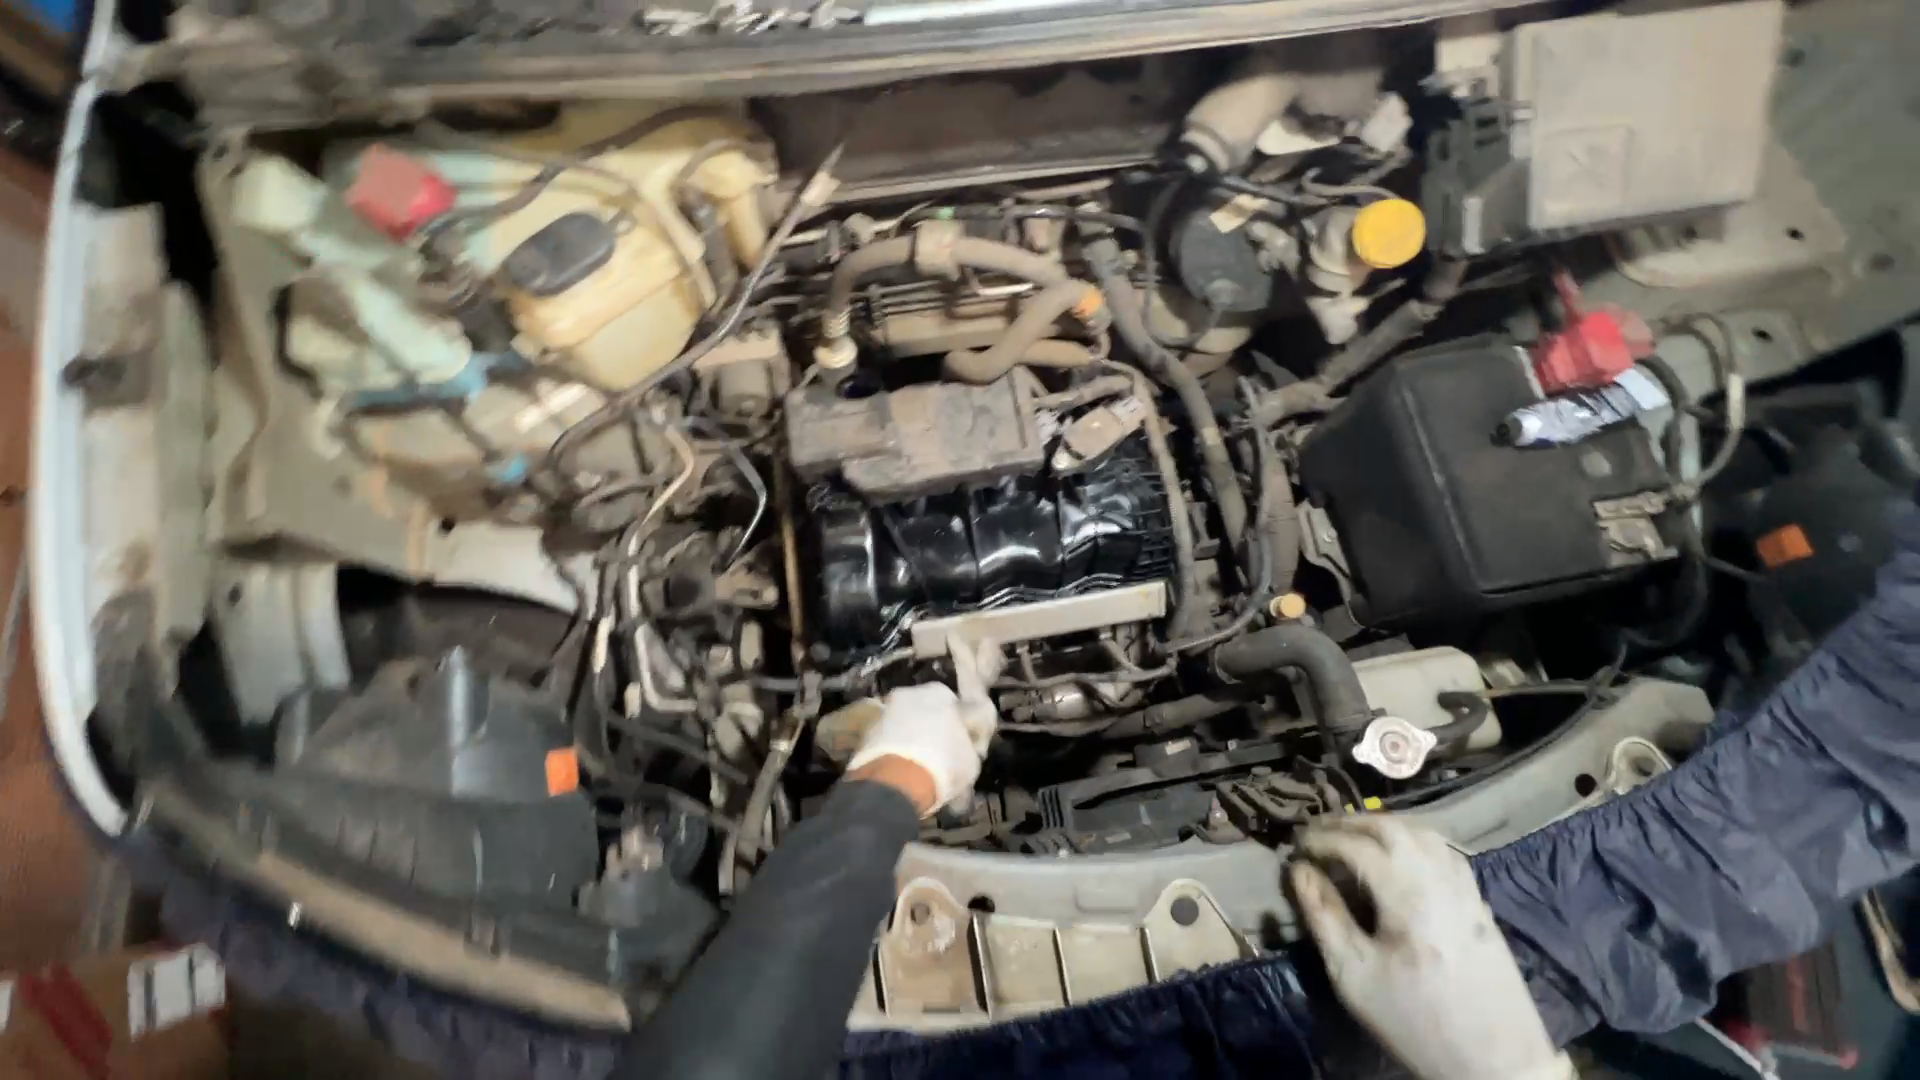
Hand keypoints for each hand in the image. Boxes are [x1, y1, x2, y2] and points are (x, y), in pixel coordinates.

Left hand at [846, 639, 1000, 814]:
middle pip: (930, 712)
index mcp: (942, 692)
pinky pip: (889, 739)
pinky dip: (894, 750)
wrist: (895, 781)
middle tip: (943, 756)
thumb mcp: (972, 760)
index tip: (968, 749)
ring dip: (912, 739)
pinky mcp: (867, 729)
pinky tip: (901, 770)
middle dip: (936, 730)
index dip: (967, 731)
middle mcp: (912, 692)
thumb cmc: (943, 764)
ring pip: (906, 724)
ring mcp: (887, 709)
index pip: (962, 709)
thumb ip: (970, 747)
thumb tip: (968, 748)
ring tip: (919, 766)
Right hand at [1289, 817, 1573, 1079]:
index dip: (1320, 839)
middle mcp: (1440, 881)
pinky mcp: (1479, 903)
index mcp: (1408, 897)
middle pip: (1390, 828)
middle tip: (1317, 833)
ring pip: (1420, 833)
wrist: (1495, 1065)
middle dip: (1347, 823)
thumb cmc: (1414, 1020)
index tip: (1295, 848)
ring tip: (1352, 837)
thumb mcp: (1354, 975)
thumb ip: (1323, 915)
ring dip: (1381, 826)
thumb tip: (1299, 870)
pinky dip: (1412, 839)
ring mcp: (1465, 889)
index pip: (1355, 845)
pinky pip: (1443, 850)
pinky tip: (1397, 855)